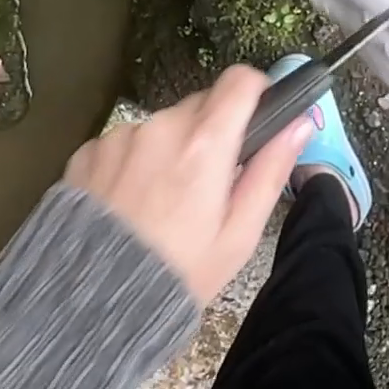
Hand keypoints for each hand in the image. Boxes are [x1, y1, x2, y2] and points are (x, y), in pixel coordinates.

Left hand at [64, 65, 311, 303]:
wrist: (87, 308)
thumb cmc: (175, 273)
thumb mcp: (238, 234)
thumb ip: (271, 170)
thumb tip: (300, 124)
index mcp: (205, 143)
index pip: (240, 80)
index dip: (256, 91)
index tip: (259, 115)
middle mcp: (162, 126)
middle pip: (202, 105)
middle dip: (213, 131)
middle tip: (210, 182)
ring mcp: (121, 136)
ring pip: (163, 125)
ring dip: (171, 148)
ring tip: (162, 201)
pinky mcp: (87, 150)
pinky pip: (125, 141)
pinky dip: (134, 162)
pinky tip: (128, 204)